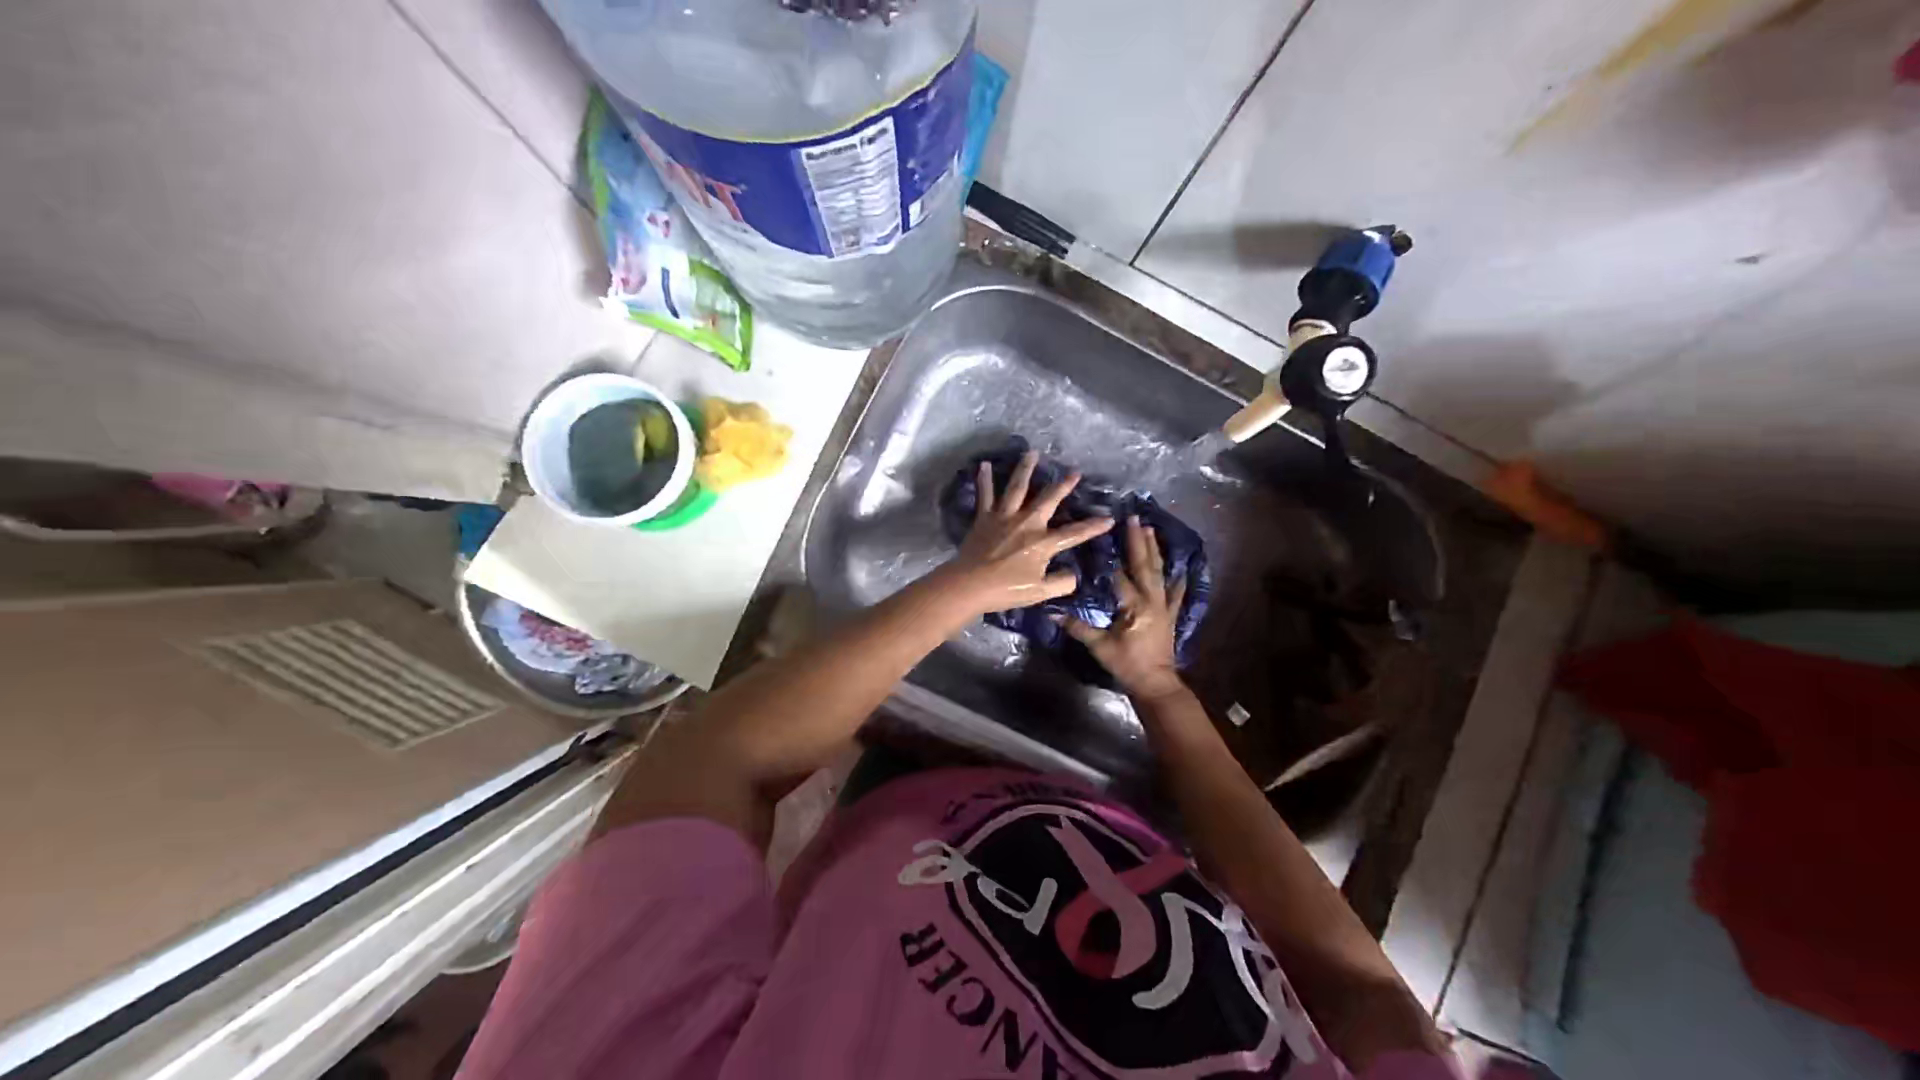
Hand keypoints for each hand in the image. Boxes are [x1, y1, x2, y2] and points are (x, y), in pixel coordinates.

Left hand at [941, 450, 1113, 615]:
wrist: (969, 585)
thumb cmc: (1005, 590)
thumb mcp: (1040, 592)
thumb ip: (1061, 582)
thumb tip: (1074, 574)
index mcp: (1042, 543)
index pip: (1074, 533)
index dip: (1093, 527)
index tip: (1109, 518)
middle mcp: (1026, 523)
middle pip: (1048, 499)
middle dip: (1063, 485)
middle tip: (1074, 471)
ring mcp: (1004, 517)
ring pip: (1017, 488)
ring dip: (1026, 469)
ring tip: (1032, 453)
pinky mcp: (984, 518)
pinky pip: (985, 495)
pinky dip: (985, 479)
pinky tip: (984, 465)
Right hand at [1063, 514, 1188, 700]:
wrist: (1155, 684)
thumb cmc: (1126, 665)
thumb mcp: (1099, 646)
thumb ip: (1077, 627)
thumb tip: (1051, 612)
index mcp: (1134, 606)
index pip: (1120, 575)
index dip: (1112, 554)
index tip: (1105, 532)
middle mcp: (1152, 600)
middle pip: (1144, 565)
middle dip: (1138, 541)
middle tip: (1134, 518)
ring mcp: (1164, 607)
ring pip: (1160, 572)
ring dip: (1155, 550)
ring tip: (1151, 529)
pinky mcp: (1170, 615)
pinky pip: (1175, 592)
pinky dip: (1176, 578)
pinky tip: (1179, 567)